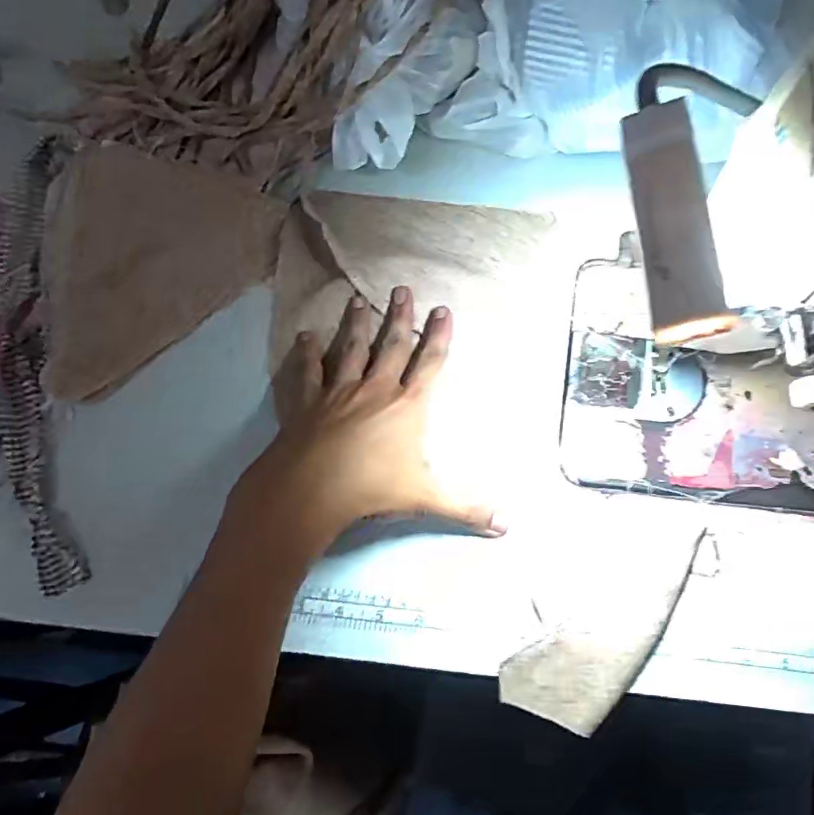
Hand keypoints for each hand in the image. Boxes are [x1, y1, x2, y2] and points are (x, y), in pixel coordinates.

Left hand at [226, 287, 500, 559]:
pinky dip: (307, 353)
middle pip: (391, 346)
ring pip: (350, 350)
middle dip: (400, 317)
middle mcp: (376, 390)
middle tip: (402, 289)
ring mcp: (339, 393)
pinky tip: (306, 337)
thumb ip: (467, 509)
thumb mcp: (426, 499)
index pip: (429, 363)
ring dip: (357, 324)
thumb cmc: (373, 490)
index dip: (439, 337)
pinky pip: (309, 372)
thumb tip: (507, 525)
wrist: (310, 491)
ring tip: (358, 299)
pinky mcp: (307, 403)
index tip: (443, 310)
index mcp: (408, 407)